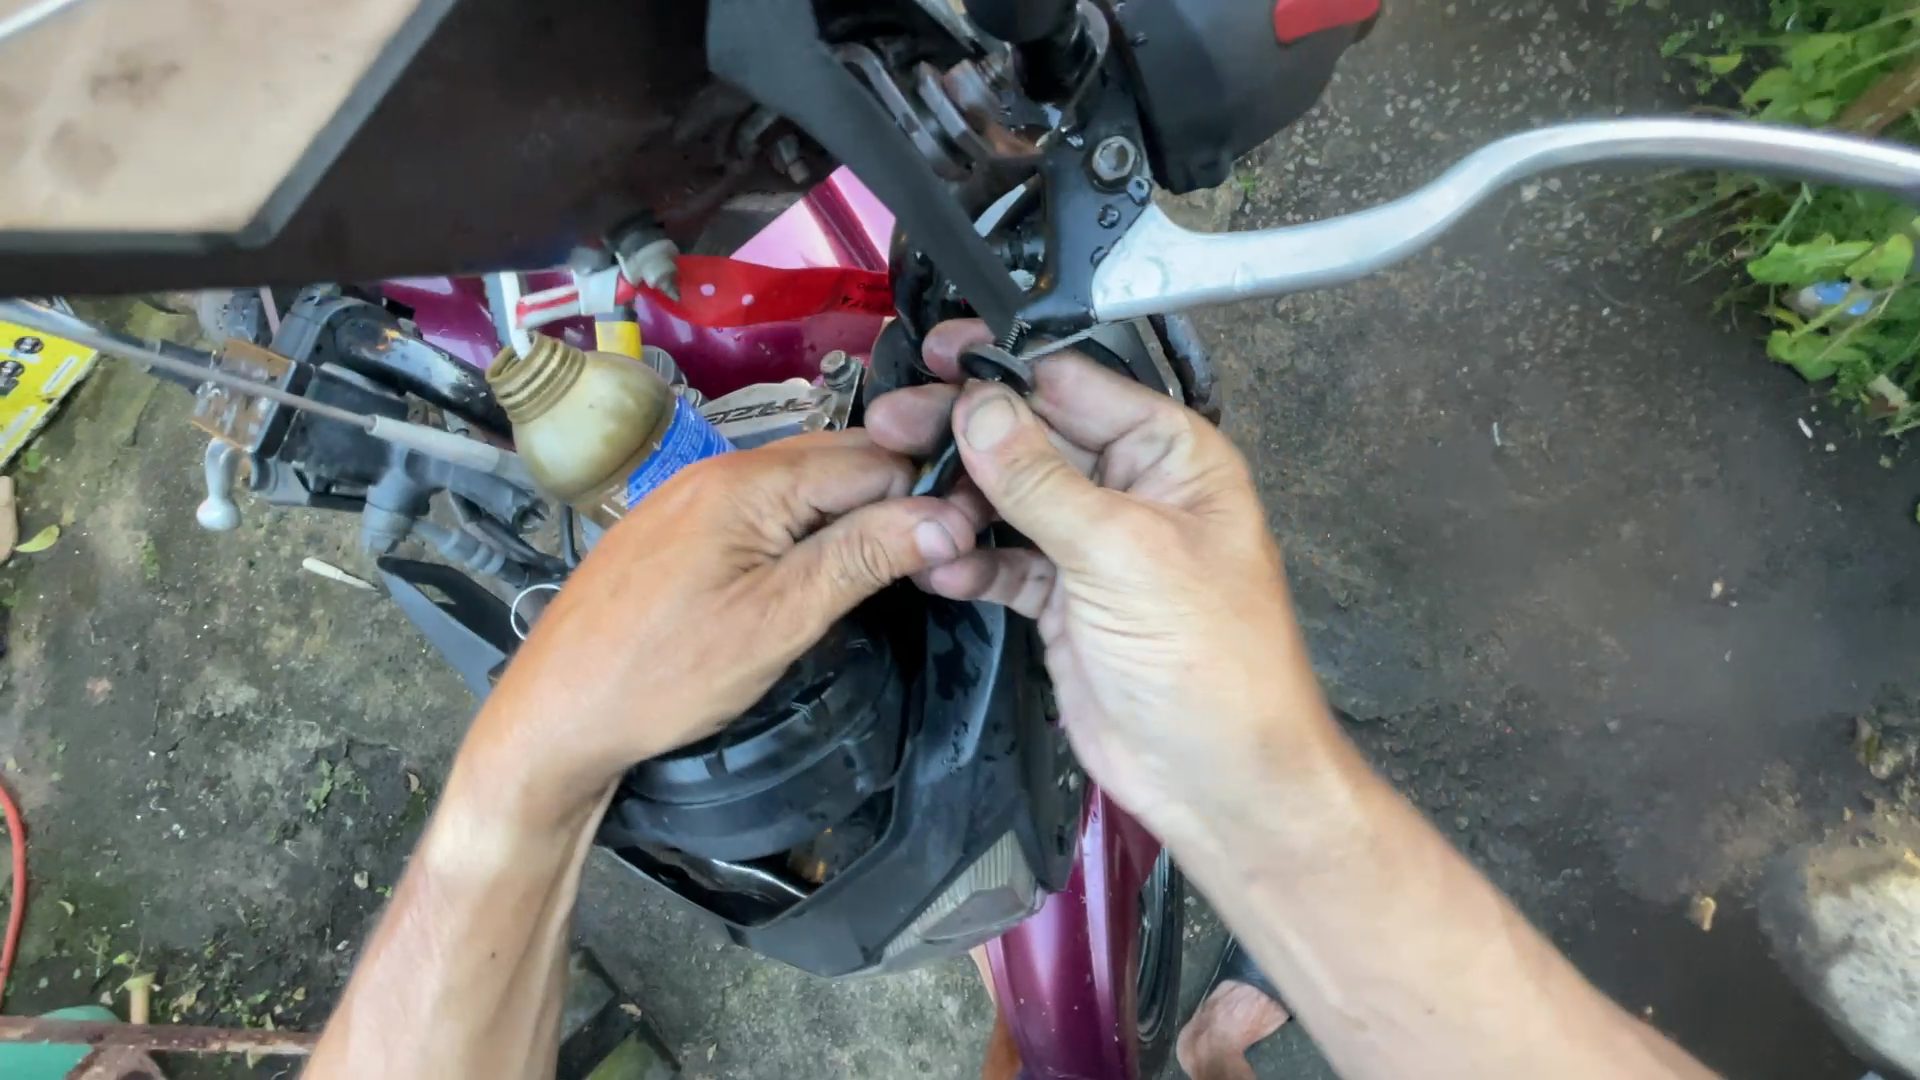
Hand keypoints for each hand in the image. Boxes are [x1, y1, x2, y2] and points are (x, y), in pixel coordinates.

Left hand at [464, 430, 979, 823]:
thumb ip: (863, 557)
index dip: (925, 497)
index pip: (875, 461)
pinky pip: (765, 503)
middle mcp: (723, 467)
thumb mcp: (781, 618)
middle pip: (840, 461)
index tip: (959, 545)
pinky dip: (805, 525)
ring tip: (881, 564)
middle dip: (892, 500)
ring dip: (851, 513)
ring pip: (804, 483)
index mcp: (754, 481)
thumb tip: (950, 517)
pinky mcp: (680, 522)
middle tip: (927, 559)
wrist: (551, 719)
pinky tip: (813, 564)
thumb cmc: (666, 675)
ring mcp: (695, 491)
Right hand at [866, 321, 1338, 838]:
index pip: (1075, 386)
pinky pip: (1004, 562)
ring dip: (958, 501)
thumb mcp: (1120, 552)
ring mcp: (1089, 545)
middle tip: (894, 421)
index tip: (938, 354)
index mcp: (1167, 454)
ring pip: (1009, 500)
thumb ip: (1041, 480)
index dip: (1004, 368)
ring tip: (907, 501)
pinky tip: (941, 569)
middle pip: (1031, 439)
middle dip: (964, 432)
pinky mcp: (1061, 596)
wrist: (1211, 778)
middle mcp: (1127, 489)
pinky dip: (971, 564)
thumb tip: (978, 407)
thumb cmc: (1203, 657)